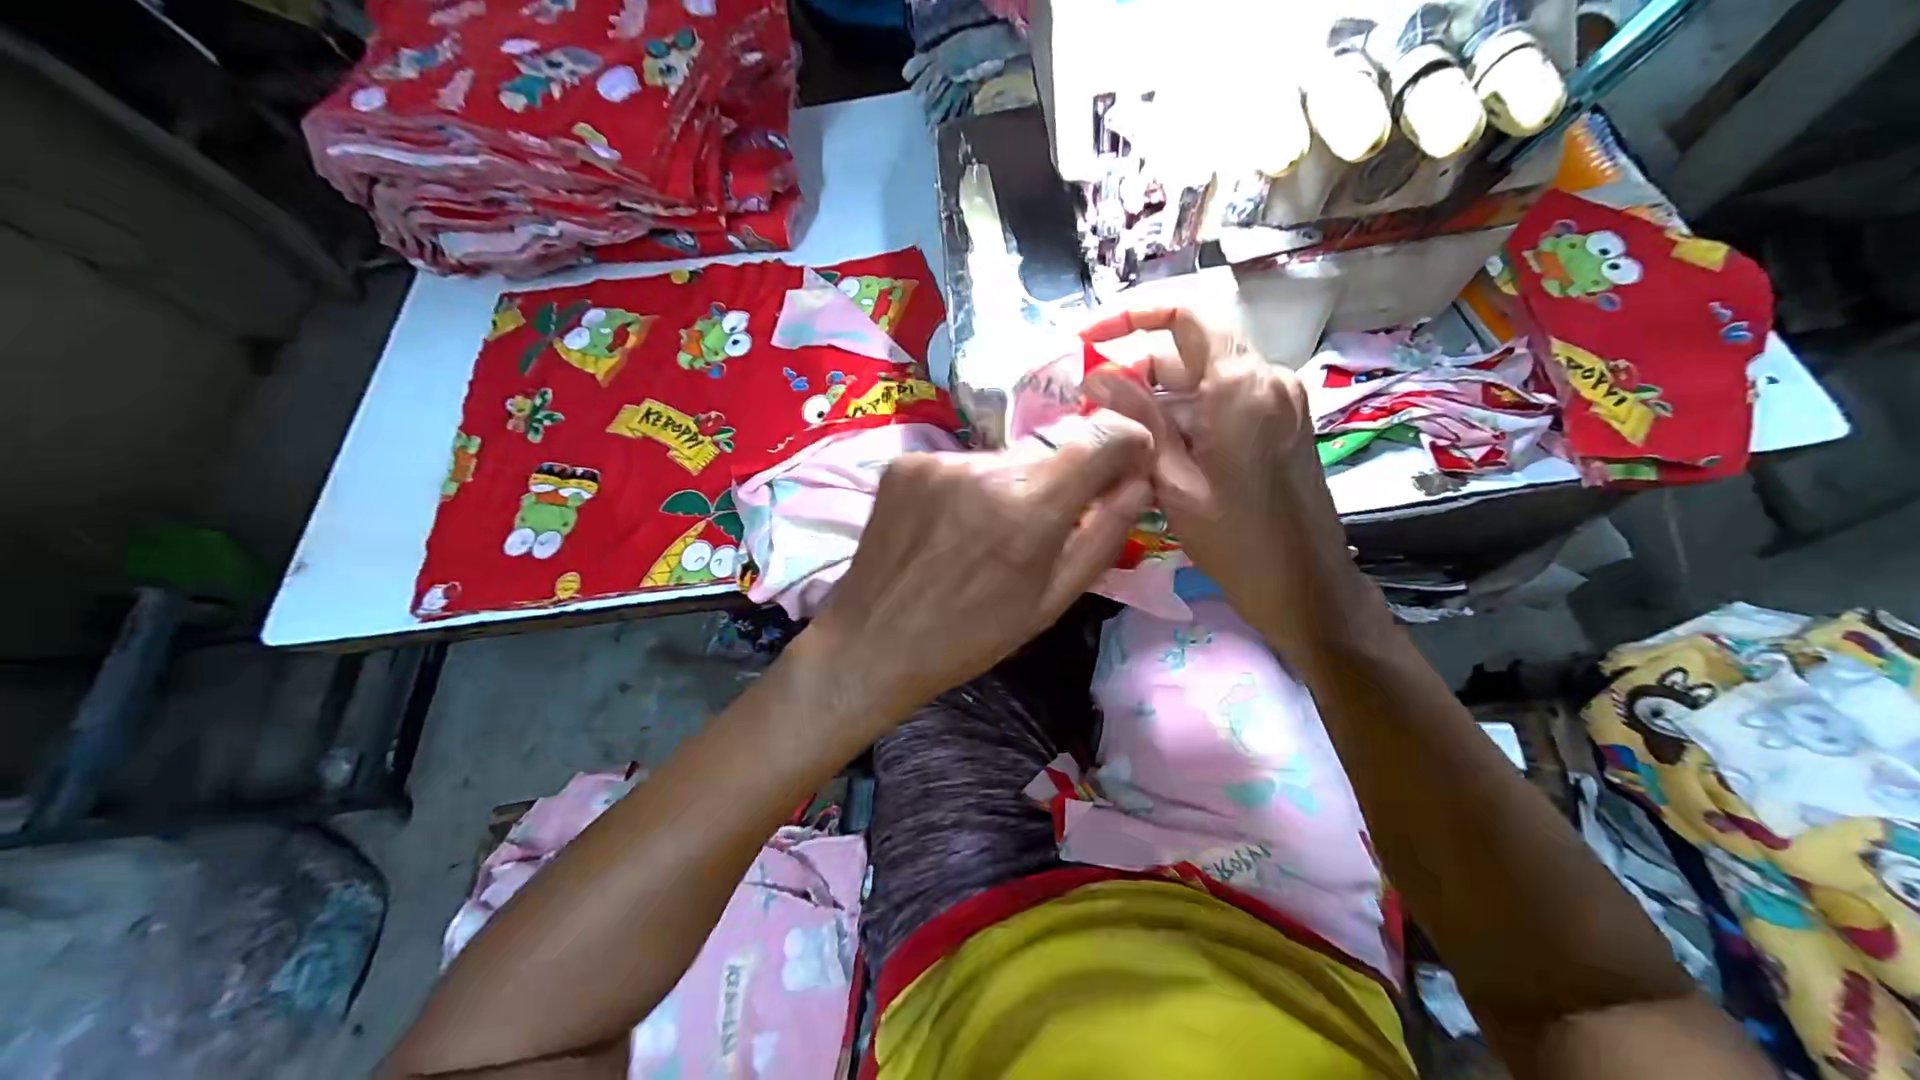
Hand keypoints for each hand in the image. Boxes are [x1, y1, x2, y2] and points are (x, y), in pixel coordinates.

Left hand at [810, 411, 1153, 728]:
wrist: (873, 642)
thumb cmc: (971, 637)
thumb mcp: (1051, 602)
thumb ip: (1104, 535)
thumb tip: (1140, 480)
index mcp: (1029, 508)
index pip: (1101, 438)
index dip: (1124, 442)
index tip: (1126, 462)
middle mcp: (983, 469)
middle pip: (1049, 449)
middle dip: (1061, 479)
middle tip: (1040, 526)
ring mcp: (937, 461)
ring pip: (1002, 458)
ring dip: (1010, 486)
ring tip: (983, 536)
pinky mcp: (904, 462)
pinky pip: (960, 464)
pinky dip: (967, 488)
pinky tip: (948, 528)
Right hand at [1080, 306, 1382, 658]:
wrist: (1306, 587)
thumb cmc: (1236, 540)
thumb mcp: (1174, 481)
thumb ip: (1136, 419)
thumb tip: (1095, 374)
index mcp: (1241, 385)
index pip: (1187, 315)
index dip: (1133, 316)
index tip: (1091, 340)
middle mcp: (1267, 378)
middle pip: (1190, 350)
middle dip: (1137, 370)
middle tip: (1091, 406)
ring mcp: (1278, 400)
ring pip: (1204, 378)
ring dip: (1158, 397)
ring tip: (1115, 435)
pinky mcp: (1281, 423)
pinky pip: (1224, 401)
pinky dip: (1186, 414)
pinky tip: (1155, 449)